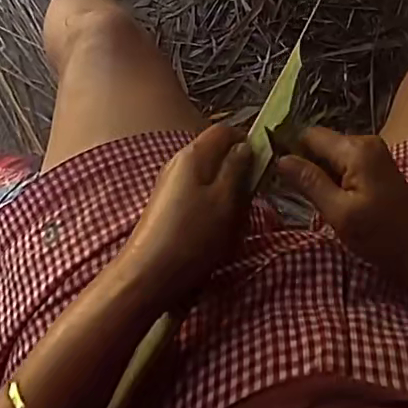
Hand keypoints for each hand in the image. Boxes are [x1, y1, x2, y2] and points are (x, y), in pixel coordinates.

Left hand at [115, 125, 253, 307]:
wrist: (145, 277)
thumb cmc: (191, 236)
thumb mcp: (224, 201)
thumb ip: (237, 168)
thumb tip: (245, 146)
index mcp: (193, 154)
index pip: (224, 130)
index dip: (246, 141)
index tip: (262, 165)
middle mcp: (179, 161)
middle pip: (217, 153)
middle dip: (237, 172)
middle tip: (248, 200)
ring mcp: (170, 182)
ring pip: (210, 177)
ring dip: (226, 195)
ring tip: (232, 222)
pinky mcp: (167, 204)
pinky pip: (198, 195)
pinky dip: (211, 208)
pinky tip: (214, 232)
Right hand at [277, 126, 407, 289]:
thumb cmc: (382, 236)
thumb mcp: (339, 213)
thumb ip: (310, 182)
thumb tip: (280, 159)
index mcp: (355, 149)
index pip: (309, 135)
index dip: (289, 148)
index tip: (270, 169)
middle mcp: (365, 142)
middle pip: (320, 143)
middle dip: (303, 162)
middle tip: (286, 190)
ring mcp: (374, 153)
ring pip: (331, 154)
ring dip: (318, 172)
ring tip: (304, 198)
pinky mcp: (377, 166)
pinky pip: (345, 163)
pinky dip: (333, 178)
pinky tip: (327, 200)